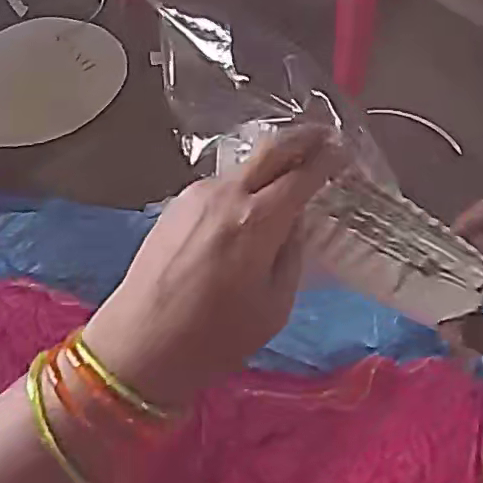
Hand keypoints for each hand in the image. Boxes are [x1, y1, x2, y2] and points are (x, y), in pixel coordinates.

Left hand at [82, 125, 342, 407]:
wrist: (137, 346)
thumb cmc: (214, 338)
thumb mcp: (275, 306)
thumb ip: (292, 254)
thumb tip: (295, 223)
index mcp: (258, 221)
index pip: (303, 174)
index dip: (328, 159)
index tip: (345, 151)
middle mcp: (228, 194)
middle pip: (273, 147)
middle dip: (304, 136)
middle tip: (326, 135)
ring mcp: (199, 193)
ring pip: (246, 165)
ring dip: (273, 163)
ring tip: (290, 176)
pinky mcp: (178, 202)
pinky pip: (224, 183)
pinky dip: (246, 184)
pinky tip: (250, 204)